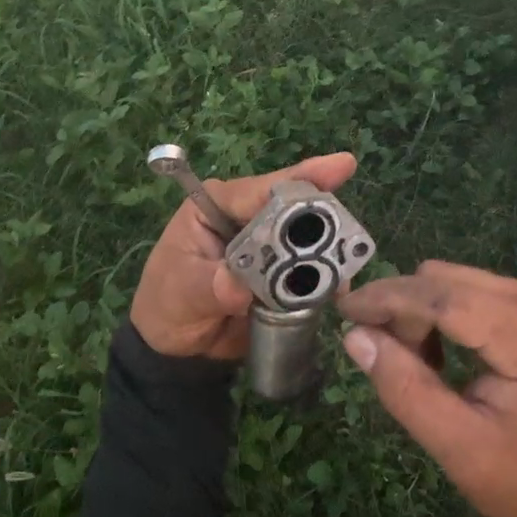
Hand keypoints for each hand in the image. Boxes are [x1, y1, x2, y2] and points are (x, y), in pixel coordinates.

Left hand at [129, 152, 357, 360]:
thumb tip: (235, 284)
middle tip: (349, 230)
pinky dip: (325, 277)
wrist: (177, 351)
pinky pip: (310, 269)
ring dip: (327, 249)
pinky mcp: (283, 272)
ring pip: (307, 237)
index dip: (299, 179)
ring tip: (348, 261)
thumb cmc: (168, 306)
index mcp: (218, 204)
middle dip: (321, 215)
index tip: (341, 166)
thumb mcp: (181, 294)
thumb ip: (208, 287)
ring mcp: (269, 243)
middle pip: (293, 206)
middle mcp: (248, 216)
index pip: (261, 190)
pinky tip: (338, 287)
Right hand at [338, 262, 516, 516]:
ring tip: (416, 364)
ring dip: (419, 312)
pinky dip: (438, 313)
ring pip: (453, 279)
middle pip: (449, 283)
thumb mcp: (462, 451)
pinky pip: (467, 287)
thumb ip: (408, 392)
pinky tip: (437, 353)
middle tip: (376, 351)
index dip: (392, 300)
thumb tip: (355, 337)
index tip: (345, 310)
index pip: (451, 301)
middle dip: (402, 310)